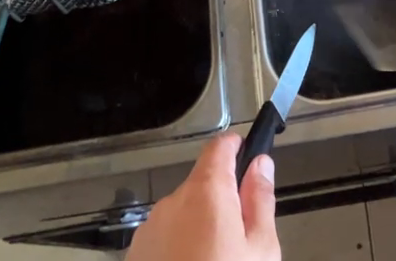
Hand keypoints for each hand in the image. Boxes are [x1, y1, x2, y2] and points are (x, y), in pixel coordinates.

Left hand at [127, 134, 280, 260]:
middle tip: (242, 238)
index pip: (219, 148)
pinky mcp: (135, 257)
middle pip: (202, 185)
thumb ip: (260, 201)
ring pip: (182, 215)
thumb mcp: (261, 250)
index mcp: (206, 192)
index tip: (250, 156)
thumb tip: (261, 164)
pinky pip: (164, 239)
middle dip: (222, 201)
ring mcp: (149, 231)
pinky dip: (178, 249)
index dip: (237, 147)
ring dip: (198, 228)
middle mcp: (172, 203)